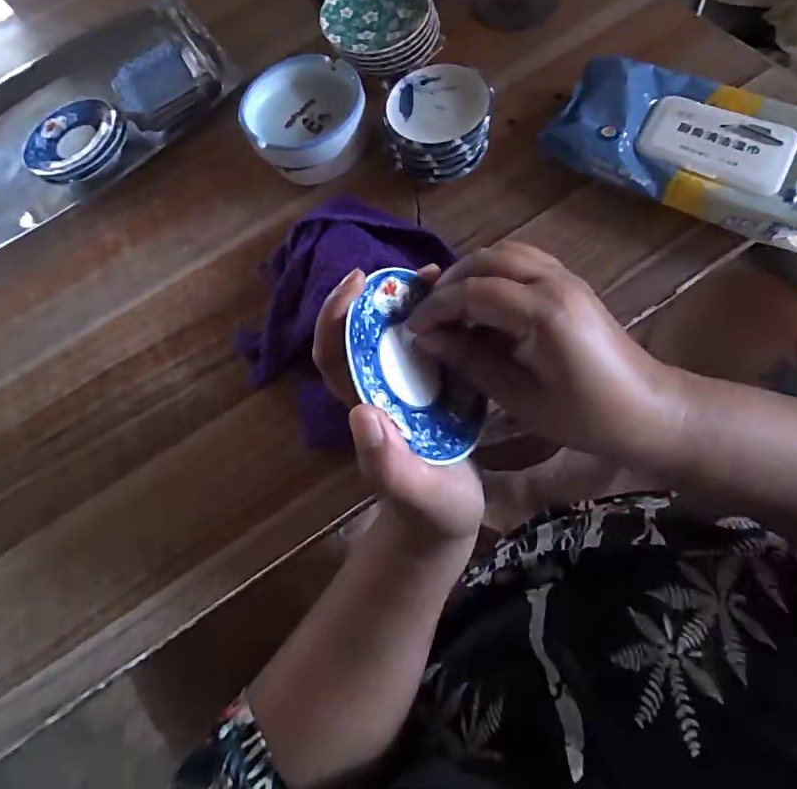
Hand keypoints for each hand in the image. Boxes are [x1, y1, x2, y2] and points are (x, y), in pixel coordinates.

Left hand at [315, 268, 481, 545]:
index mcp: (365, 406)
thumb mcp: (415, 493)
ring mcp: (402, 390)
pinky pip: (426, 347)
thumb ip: (388, 464)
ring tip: (442, 279)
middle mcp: (377, 390)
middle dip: (382, 297)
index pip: (333, 354)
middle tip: (420, 272)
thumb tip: (361, 414)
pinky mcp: (430, 392)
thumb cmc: (430, 513)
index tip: (357, 280)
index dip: (335, 316)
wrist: (447, 524)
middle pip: (364, 333)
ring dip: (411, 303)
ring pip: (396, 335)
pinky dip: (437, 321)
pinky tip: (463, 308)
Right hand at [406, 243, 685, 463]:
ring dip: (470, 272)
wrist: (650, 411)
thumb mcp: (521, 398)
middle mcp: (554, 281)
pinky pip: (522, 261)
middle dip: (449, 283)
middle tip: (426, 314)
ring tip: (449, 304)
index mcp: (544, 311)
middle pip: (486, 260)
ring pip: (504, 253)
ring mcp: (565, 277)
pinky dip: (494, 271)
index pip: (474, 292)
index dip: (436, 308)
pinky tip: (483, 300)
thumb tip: (425, 339)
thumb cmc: (587, 416)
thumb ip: (471, 361)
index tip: (411, 329)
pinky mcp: (570, 282)